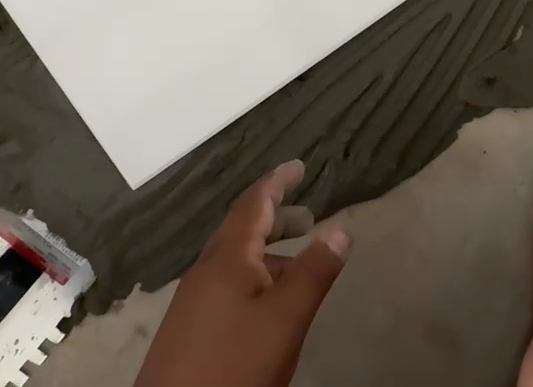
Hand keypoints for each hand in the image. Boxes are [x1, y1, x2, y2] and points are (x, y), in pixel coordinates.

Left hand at [133, 160, 348, 386]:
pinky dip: (255, 276)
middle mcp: (206, 271)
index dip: (278, 182)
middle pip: (243, 229)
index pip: (255, 203)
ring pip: (236, 260)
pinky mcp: (190, 331)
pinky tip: (270, 304)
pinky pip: (227, 284)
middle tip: (310, 217)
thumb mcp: (286, 319)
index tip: (300, 166)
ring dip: (269, 251)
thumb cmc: (234, 366)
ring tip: (300, 263)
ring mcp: (193, 302)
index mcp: (227, 258)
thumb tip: (342, 228)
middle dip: (277, 217)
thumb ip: (315, 272)